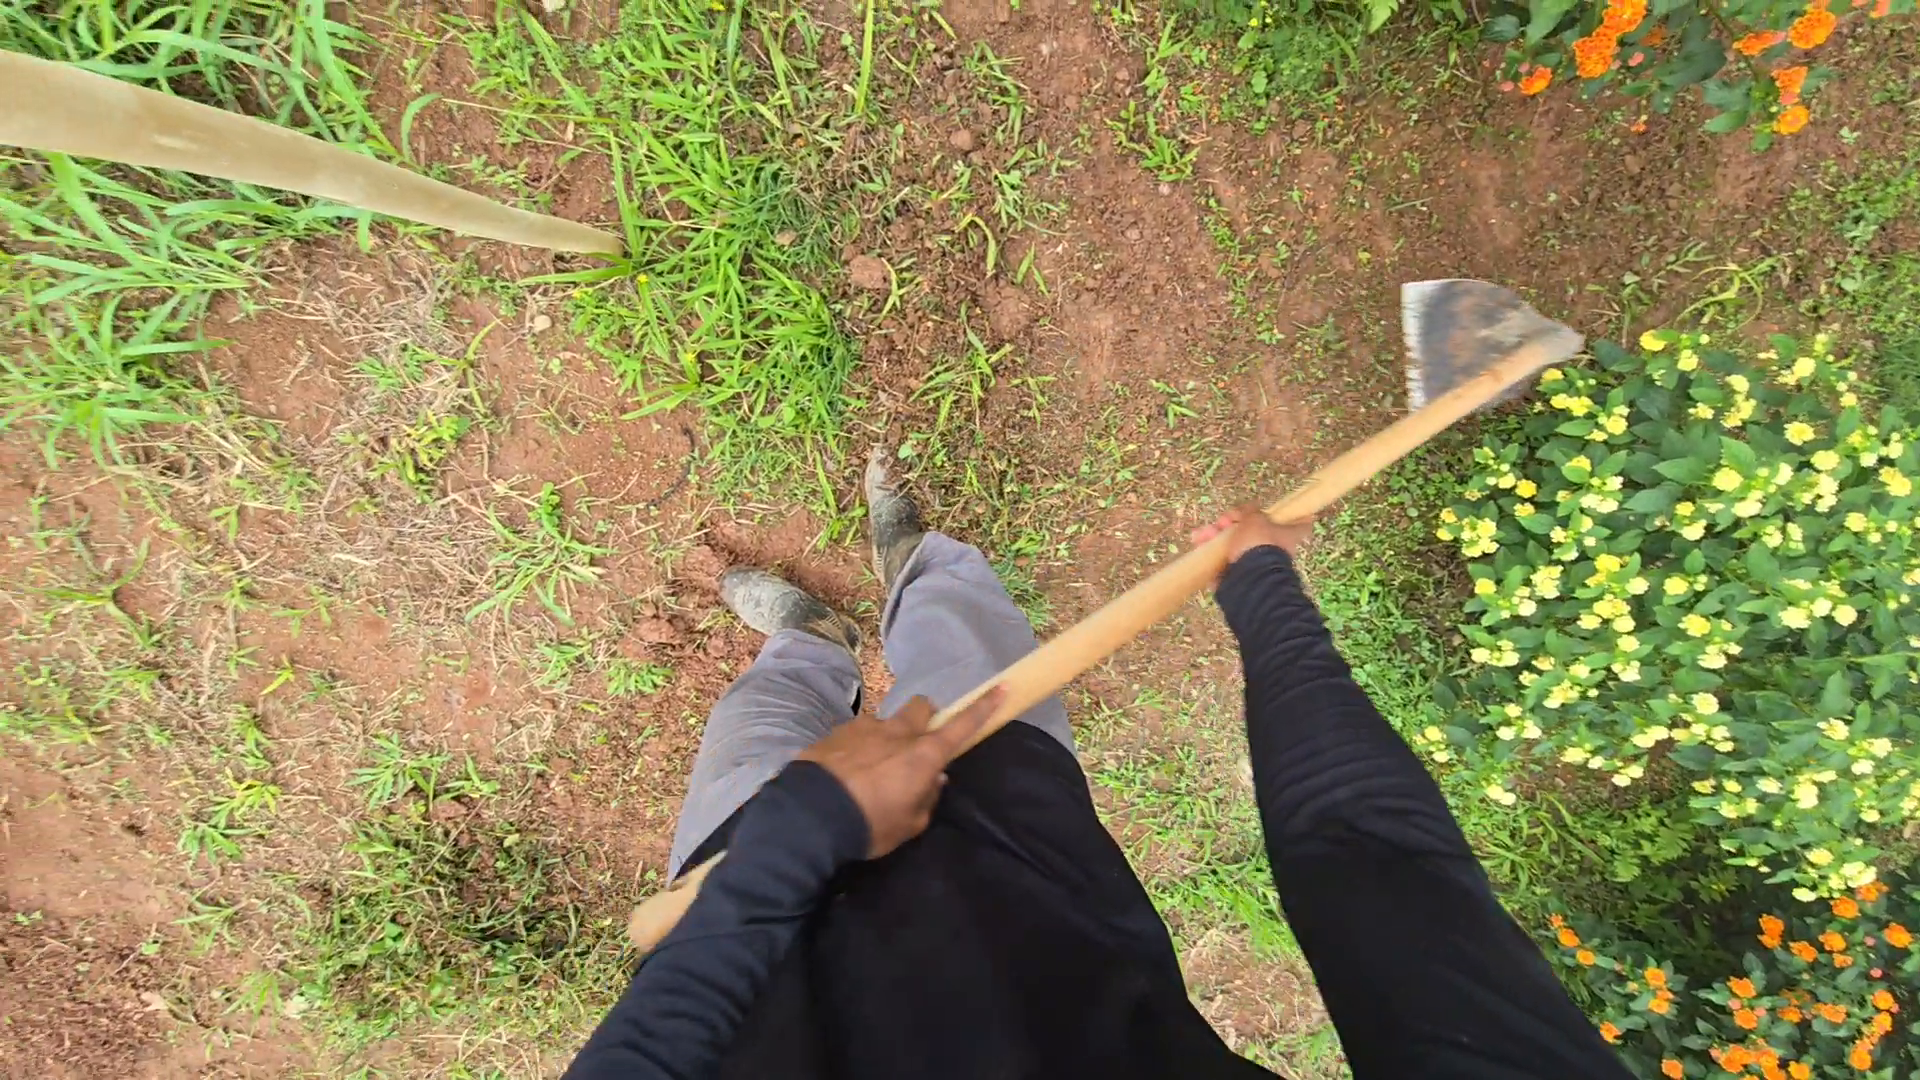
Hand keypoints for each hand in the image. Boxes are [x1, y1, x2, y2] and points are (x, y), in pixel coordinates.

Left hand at [798, 687, 1004, 857]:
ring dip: (884, 741)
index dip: (984, 707)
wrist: (808, 818)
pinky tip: (843, 775)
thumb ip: (926, 799)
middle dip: (925, 718)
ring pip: (885, 724)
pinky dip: (857, 750)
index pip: (962, 725)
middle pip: (922, 707)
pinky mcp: (836, 732)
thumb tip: (934, 780)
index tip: (1002, 688)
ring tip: (867, 774)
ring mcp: (864, 728)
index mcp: (923, 755)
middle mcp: (897, 732)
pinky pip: (856, 736)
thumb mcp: (907, 826)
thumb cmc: (869, 825)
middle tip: (915, 744)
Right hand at [1190, 505, 1312, 564]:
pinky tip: (1198, 544)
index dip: (1290, 515)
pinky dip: (1209, 552)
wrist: (1248, 579)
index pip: (1300, 522)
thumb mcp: (1254, 519)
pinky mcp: (1238, 576)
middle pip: (1252, 531)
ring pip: (1233, 544)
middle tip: (1219, 523)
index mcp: (1287, 535)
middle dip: (1230, 524)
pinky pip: (1222, 560)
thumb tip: (1248, 508)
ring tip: (1200, 535)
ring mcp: (1255, 563)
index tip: (1281, 510)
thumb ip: (1250, 511)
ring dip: (1214, 536)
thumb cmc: (1257, 544)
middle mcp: (1274, 549)